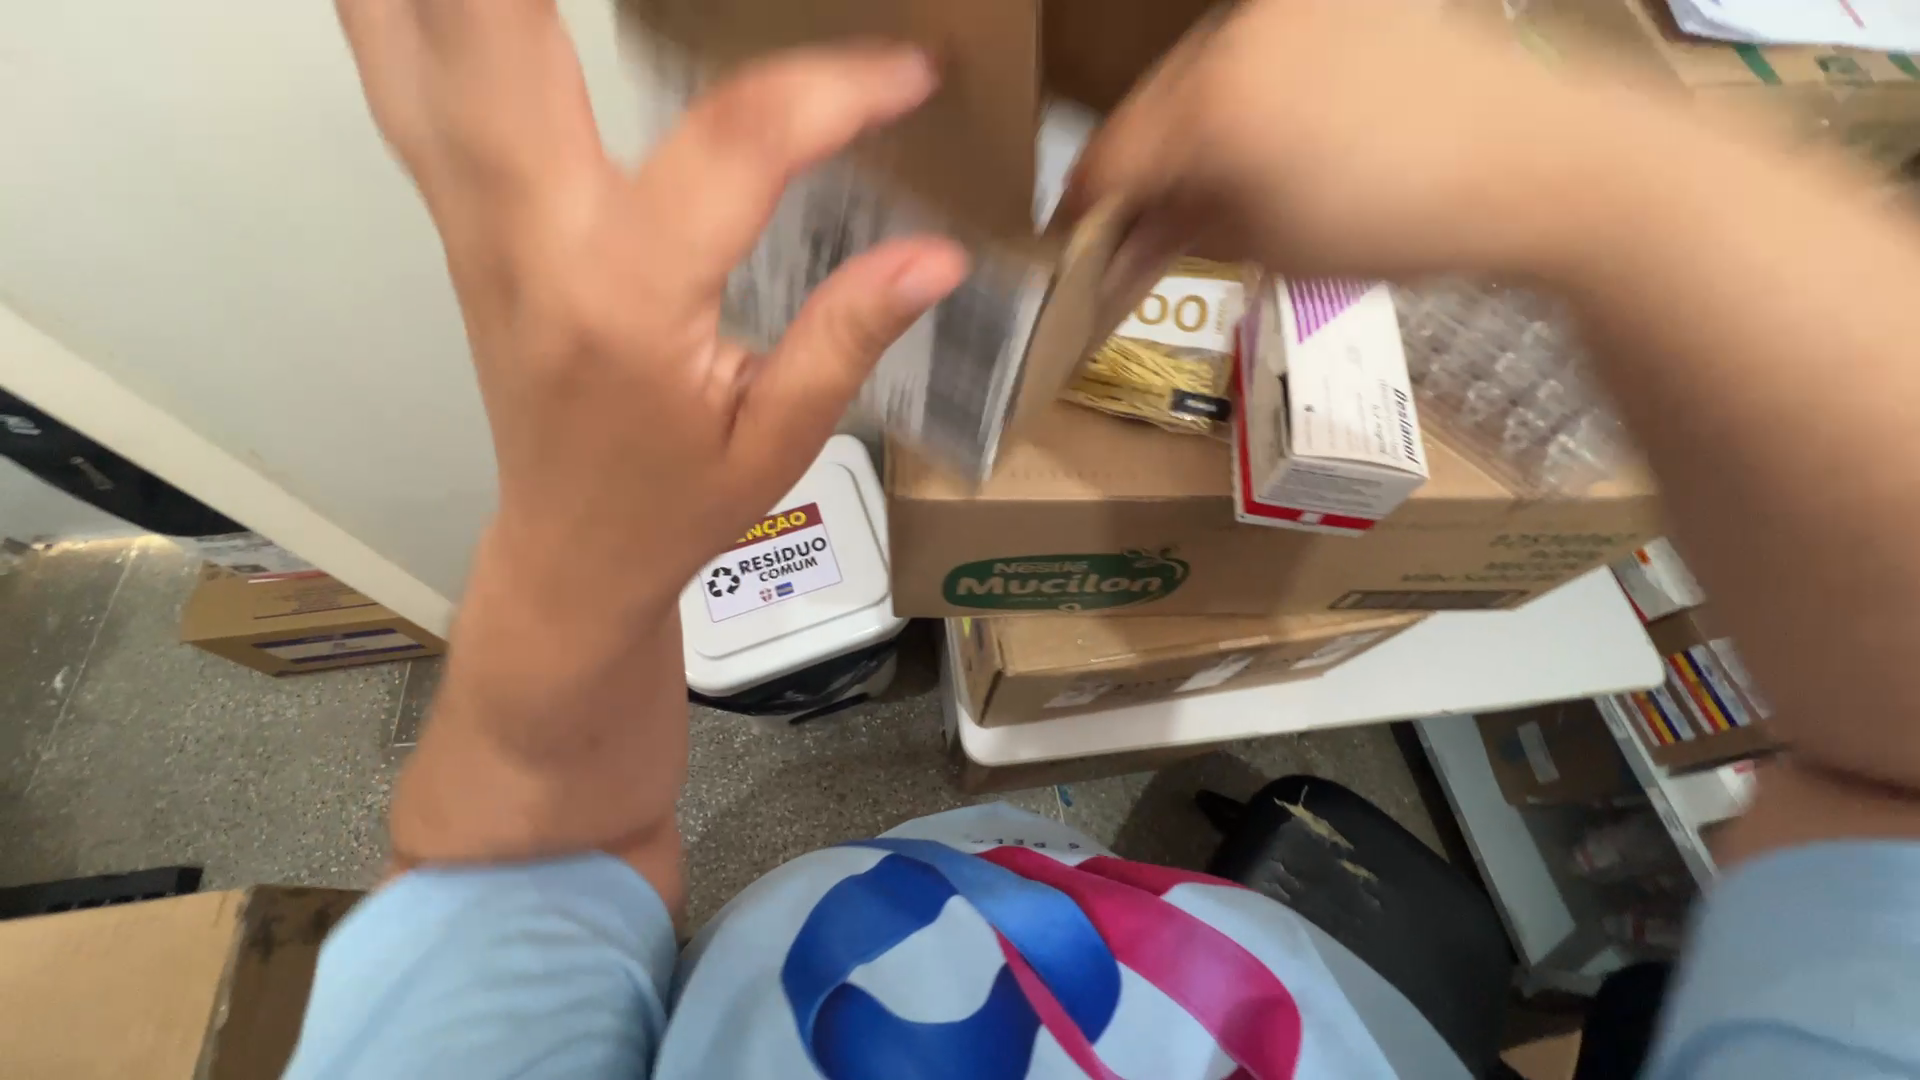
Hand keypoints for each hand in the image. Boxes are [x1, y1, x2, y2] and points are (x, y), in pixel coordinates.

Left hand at [338, 1, 968, 626]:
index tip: (911, 72)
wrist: (573, 548)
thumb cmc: (679, 505)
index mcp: (630, 299)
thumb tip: (937, 257)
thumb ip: (849, 335)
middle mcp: (530, 234)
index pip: (738, 144)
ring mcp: (472, 216)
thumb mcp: (783, 437)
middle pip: (494, 20)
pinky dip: (399, 1)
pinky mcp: (456, 219)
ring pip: (408, 28)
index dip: (833, 91)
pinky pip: (394, 72)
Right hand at [1062, 0, 1611, 281]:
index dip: (1083, 208)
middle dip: (1137, 172)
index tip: (1075, 240)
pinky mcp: (1327, 0)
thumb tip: (1124, 242)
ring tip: (1206, 184)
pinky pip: (1246, 52)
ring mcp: (1285, 8)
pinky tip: (1256, 135)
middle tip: (1140, 223)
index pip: (1109, 159)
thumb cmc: (1390, 227)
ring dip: (1183, 134)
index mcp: (1213, 107)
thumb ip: (1177, 231)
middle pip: (1145, 111)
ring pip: (1193, 77)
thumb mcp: (1264, 247)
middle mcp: (1235, 35)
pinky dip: (1232, 100)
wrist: (1531, 163)